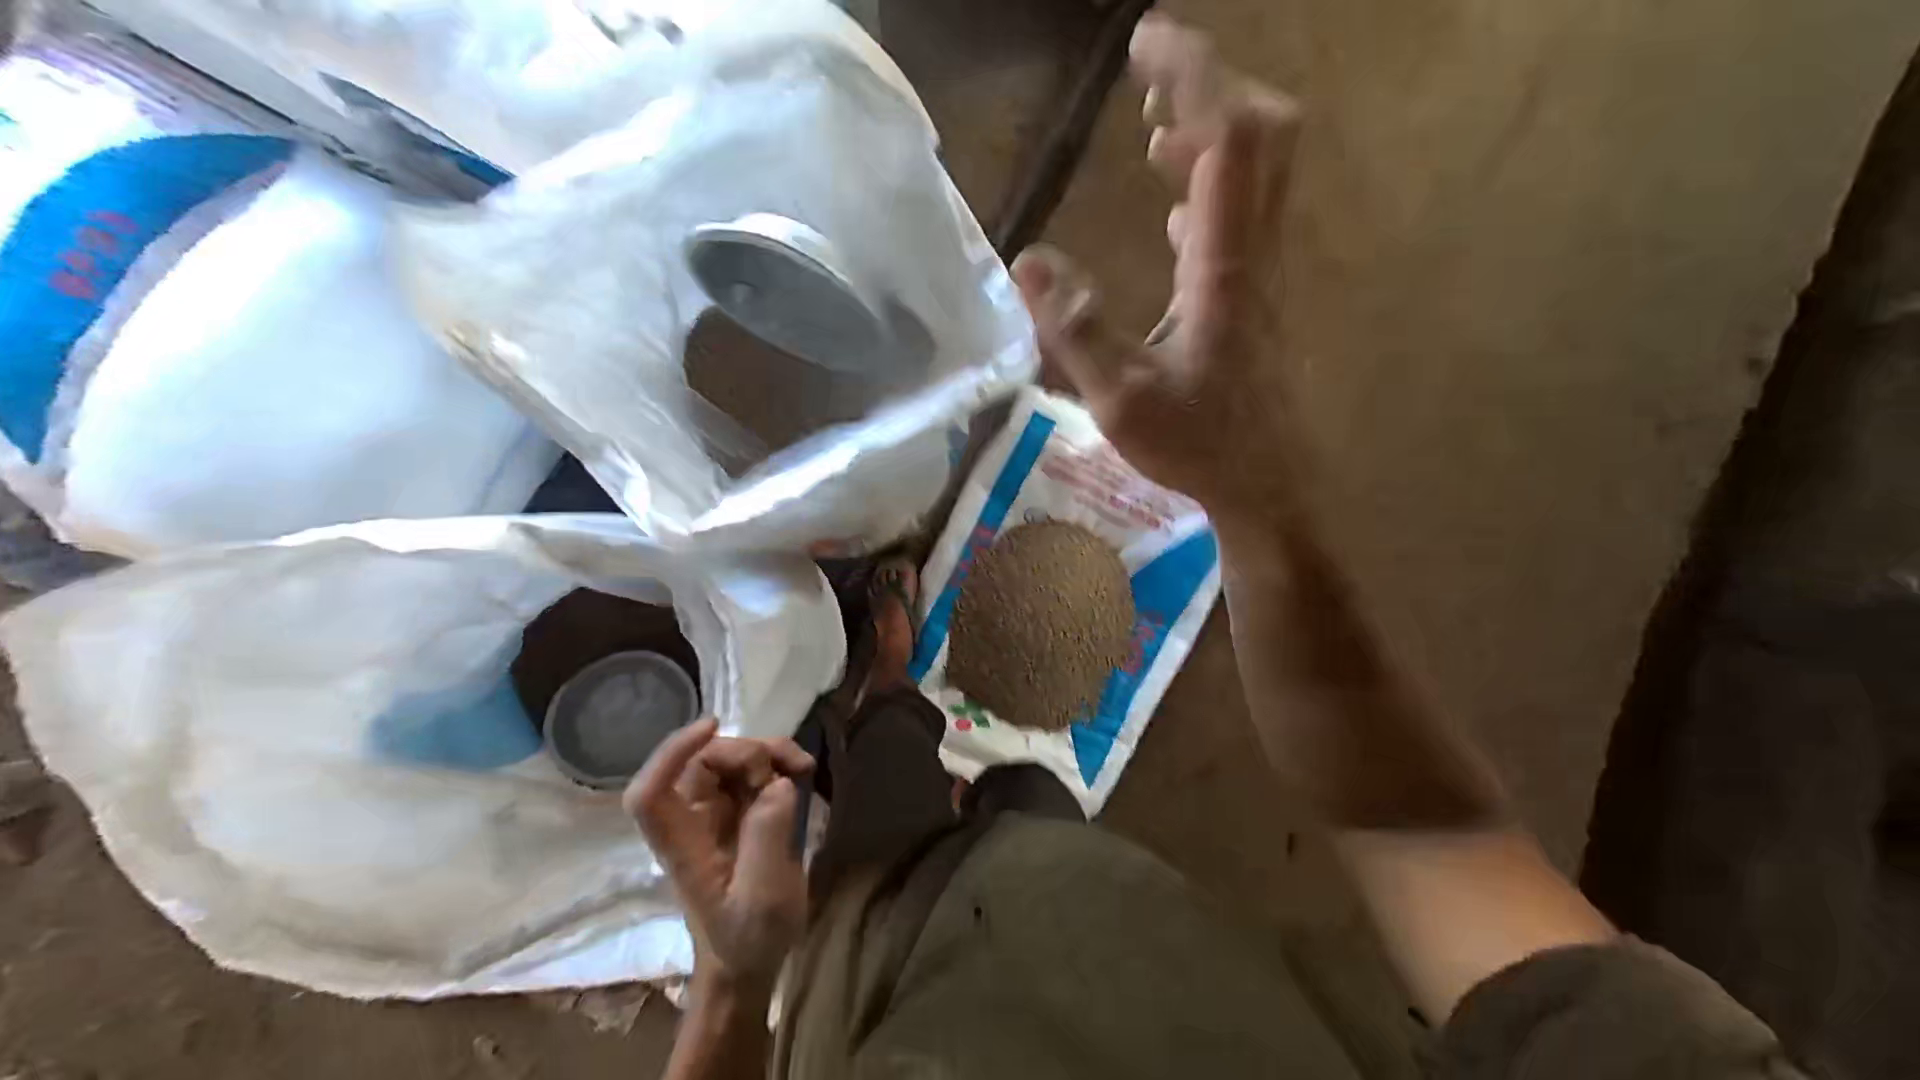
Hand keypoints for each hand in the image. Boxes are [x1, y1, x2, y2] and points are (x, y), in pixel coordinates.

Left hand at [625, 717, 813, 992]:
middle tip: (783, 772)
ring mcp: (716, 813)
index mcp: (682, 845)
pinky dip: (779, 760)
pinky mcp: (742, 811)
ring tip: (800, 767)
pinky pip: (754, 769)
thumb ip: (767, 840)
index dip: (670, 754)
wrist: (750, 961)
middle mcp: (692, 820)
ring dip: (767, 752)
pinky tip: (802, 771)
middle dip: (744, 752)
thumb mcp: (762, 898)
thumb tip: (778, 784)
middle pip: (700, 761)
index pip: (651, 793)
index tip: (712, 728)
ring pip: (728, 758)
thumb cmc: (748, 939)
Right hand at [1013, 15, 1302, 527]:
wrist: (1262, 483)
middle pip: (1264, 135)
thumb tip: (1027, 259)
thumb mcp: (1121, 398)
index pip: (1230, 139)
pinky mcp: (1256, 296)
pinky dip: (1211, 188)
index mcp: (1225, 268)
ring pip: (1259, 173)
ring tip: (1153, 132)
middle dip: (1210, 89)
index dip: (1193, 76)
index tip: (1143, 44)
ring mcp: (1262, 273)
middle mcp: (1254, 254)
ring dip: (1212, 135)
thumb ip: (1076, 329)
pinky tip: (1173, 210)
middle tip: (1148, 82)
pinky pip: (1243, 217)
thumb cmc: (1195, 444)